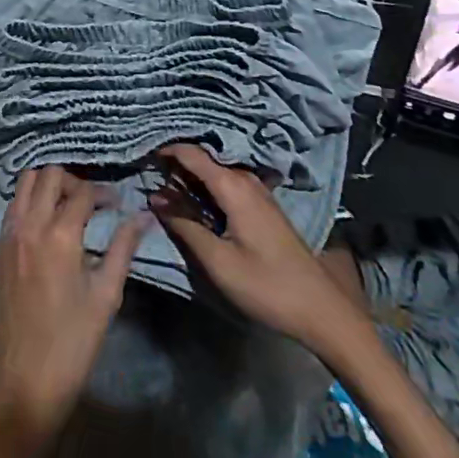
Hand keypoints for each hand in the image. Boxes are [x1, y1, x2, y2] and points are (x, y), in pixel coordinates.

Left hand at [0, 167, 146, 455]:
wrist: (24, 382)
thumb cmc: (73, 341)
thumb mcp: (107, 294)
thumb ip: (124, 247)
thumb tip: (144, 216)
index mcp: (59, 235)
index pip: (83, 191)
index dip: (105, 192)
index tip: (118, 204)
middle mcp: (30, 226)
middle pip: (49, 174)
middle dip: (74, 179)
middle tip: (92, 200)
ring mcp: (9, 235)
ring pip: (25, 183)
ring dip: (48, 184)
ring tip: (69, 204)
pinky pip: (14, 205)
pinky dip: (31, 199)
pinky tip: (48, 220)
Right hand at [149, 144, 371, 355]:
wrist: (318, 306)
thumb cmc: (265, 284)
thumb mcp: (217, 260)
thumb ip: (184, 225)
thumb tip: (155, 198)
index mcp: (233, 185)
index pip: (192, 153)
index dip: (165, 151)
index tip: (141, 157)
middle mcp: (246, 178)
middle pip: (203, 159)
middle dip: (174, 164)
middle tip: (147, 176)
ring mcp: (257, 190)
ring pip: (215, 172)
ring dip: (189, 178)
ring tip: (163, 189)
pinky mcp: (261, 205)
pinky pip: (226, 184)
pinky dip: (206, 188)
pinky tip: (193, 203)